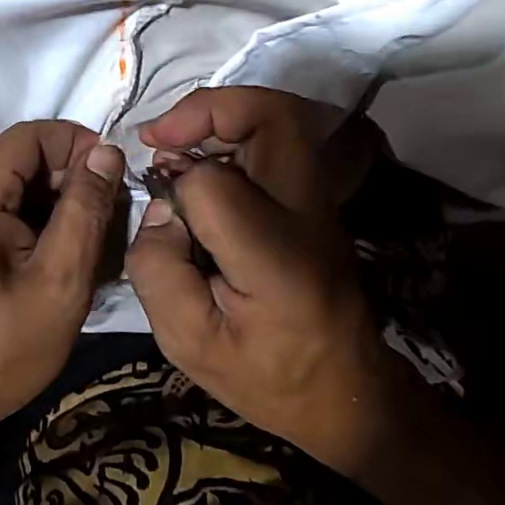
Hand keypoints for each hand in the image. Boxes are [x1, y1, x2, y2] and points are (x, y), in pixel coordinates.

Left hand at [0, 120, 124, 491]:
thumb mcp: (58, 281)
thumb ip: (85, 209)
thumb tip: (106, 151)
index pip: (33, 135)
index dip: (82, 146)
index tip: (118, 185)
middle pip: (21, 160)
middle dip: (72, 183)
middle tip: (110, 228)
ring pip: (12, 190)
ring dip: (56, 210)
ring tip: (89, 254)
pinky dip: (32, 230)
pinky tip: (56, 267)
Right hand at [125, 87, 395, 473]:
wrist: (347, 395)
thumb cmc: (266, 379)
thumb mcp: (187, 343)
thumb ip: (157, 269)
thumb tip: (161, 208)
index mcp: (275, 258)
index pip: (215, 184)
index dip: (176, 187)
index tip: (161, 215)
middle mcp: (306, 216)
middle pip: (274, 118)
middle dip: (208, 109)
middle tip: (161, 137)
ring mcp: (319, 205)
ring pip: (281, 120)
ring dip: (220, 118)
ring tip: (175, 145)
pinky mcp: (316, 204)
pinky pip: (276, 143)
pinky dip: (233, 135)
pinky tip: (201, 168)